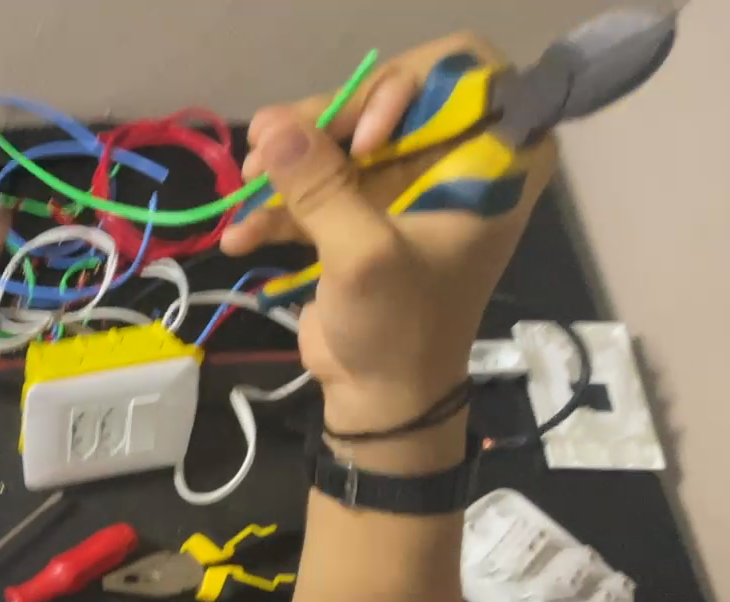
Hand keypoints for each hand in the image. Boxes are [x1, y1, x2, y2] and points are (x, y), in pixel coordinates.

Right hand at [222, 34, 555, 461]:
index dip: (398, 90)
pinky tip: (240, 238)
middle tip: (264, 144)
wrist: (379, 397)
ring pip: (337, 152)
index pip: (454, 75)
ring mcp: (398, 196)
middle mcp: (449, 165)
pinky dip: (275, 214)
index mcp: (489, 159)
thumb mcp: (361, 255)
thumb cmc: (397, 328)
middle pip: (381, 109)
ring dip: (285, 171)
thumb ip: (319, 188)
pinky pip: (314, 198)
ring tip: (244, 186)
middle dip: (318, 129)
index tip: (358, 136)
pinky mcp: (357, 225)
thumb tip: (270, 128)